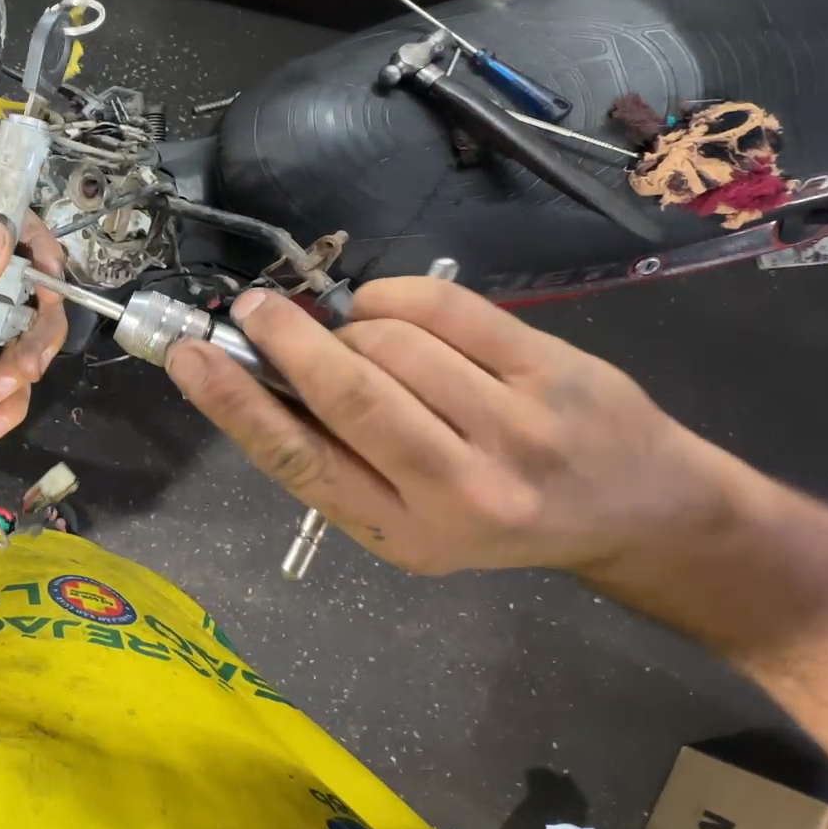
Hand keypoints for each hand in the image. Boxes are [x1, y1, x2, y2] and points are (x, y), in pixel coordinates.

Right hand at [164, 277, 732, 575]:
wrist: (639, 510)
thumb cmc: (487, 510)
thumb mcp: (398, 512)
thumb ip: (327, 451)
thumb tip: (246, 372)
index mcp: (403, 531)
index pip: (298, 459)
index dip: (233, 402)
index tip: (188, 354)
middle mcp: (464, 489)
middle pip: (345, 390)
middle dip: (284, 337)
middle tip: (250, 308)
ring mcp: (520, 427)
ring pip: (389, 340)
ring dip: (350, 328)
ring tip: (357, 341)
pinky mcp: (557, 372)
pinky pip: (441, 306)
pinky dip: (392, 297)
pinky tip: (388, 313)